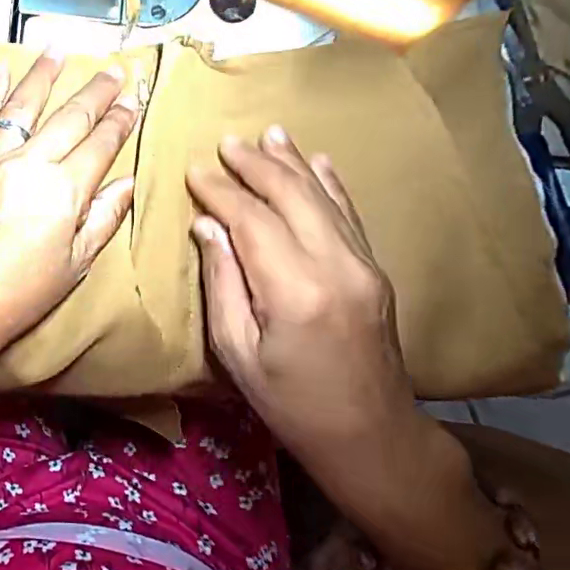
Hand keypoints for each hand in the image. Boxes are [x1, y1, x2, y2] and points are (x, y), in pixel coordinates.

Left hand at [0, 52, 140, 373]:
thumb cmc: (14, 295)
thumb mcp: (73, 265)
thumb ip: (103, 218)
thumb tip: (125, 184)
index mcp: (63, 192)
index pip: (101, 143)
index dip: (121, 119)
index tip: (134, 98)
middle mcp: (27, 166)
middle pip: (69, 117)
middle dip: (96, 91)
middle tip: (112, 70)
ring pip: (21, 106)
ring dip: (43, 75)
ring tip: (58, 50)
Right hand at [186, 125, 415, 453]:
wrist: (370, 434)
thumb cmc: (288, 401)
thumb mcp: (235, 350)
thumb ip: (222, 281)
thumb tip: (207, 226)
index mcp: (294, 290)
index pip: (252, 220)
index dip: (220, 191)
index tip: (194, 170)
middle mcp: (336, 266)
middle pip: (291, 197)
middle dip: (255, 165)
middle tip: (226, 142)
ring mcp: (364, 266)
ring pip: (323, 198)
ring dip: (292, 163)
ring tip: (268, 134)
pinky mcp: (375, 271)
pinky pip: (349, 215)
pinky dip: (330, 184)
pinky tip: (318, 162)